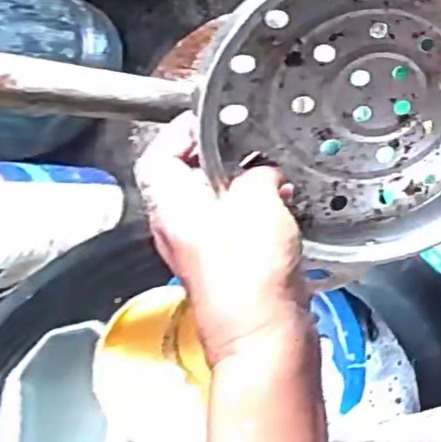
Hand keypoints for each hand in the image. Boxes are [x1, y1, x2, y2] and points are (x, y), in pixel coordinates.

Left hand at [135, 113, 308, 364]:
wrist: (262, 326)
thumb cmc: (248, 272)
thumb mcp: (258, 202)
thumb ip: (258, 173)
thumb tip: (263, 169)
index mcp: (173, 208)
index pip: (158, 157)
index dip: (178, 132)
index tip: (207, 115)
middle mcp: (181, 225)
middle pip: (186, 175)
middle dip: (215, 152)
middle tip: (247, 135)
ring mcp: (205, 243)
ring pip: (215, 196)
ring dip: (240, 177)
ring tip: (272, 165)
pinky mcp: (231, 256)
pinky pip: (237, 216)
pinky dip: (256, 200)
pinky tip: (282, 200)